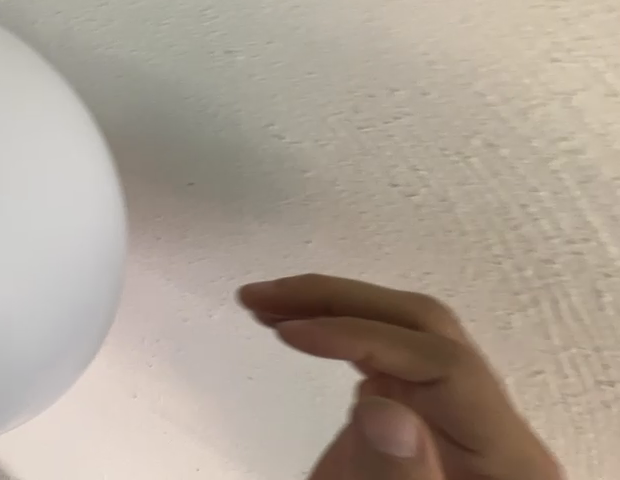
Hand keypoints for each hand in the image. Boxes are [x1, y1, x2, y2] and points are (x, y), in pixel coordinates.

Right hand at [240, 275, 562, 479]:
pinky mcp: (419, 409)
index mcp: (504, 454)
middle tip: (260, 300)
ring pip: (404, 323)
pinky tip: (289, 327)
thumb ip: (395, 474)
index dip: (359, 333)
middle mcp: (489, 422)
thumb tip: (384, 405)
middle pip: (425, 325)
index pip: (442, 360)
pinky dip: (332, 324)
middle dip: (337, 300)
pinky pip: (385, 347)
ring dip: (327, 302)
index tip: (282, 334)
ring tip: (259, 303)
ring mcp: (454, 412)